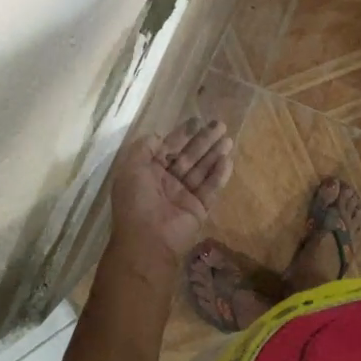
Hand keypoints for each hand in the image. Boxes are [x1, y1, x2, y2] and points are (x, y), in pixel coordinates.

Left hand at [108, 118, 232, 274]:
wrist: (147, 240)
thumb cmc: (136, 200)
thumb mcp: (131, 168)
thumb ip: (144, 149)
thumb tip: (157, 135)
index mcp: (149, 171)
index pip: (169, 148)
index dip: (182, 134)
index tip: (197, 120)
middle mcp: (167, 181)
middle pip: (189, 156)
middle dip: (203, 140)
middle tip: (220, 125)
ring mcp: (183, 195)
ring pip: (201, 170)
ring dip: (214, 154)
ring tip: (229, 139)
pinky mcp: (198, 209)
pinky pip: (210, 188)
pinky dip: (219, 175)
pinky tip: (228, 160)